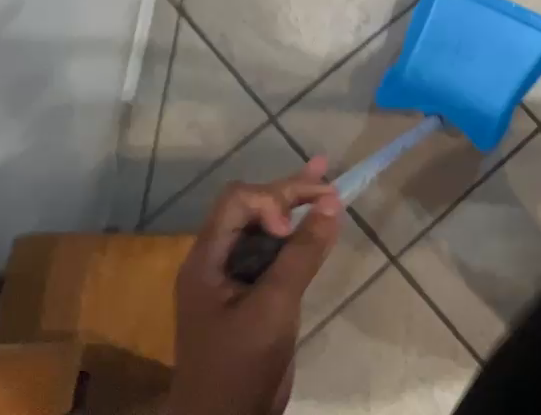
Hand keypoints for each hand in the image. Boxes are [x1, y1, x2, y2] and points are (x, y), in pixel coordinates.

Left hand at [165, 158, 341, 414]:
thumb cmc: (240, 362)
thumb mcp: (274, 305)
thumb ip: (302, 252)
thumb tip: (333, 201)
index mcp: (207, 261)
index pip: (238, 202)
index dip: (272, 201)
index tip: (292, 229)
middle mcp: (219, 262)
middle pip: (253, 208)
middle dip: (290, 193)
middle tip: (330, 186)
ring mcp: (238, 278)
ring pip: (268, 228)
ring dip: (298, 205)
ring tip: (326, 179)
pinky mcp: (258, 294)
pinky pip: (279, 252)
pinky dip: (302, 233)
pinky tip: (322, 220)